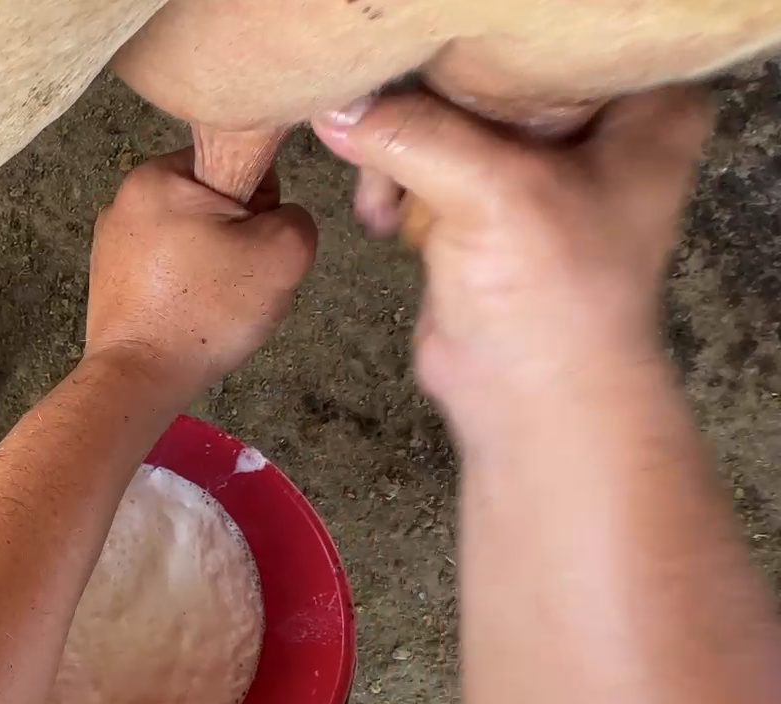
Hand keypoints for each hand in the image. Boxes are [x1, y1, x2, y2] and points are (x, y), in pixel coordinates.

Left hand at [83, 148, 316, 400]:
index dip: (261, 201)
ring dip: (209, 266)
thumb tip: (271, 220)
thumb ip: (295, 212)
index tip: (250, 242)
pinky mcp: (106, 282)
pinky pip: (164, 271)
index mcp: (156, 176)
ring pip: (189, 241)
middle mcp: (122, 202)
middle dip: (233, 237)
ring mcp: (108, 245)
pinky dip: (181, 288)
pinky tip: (184, 314)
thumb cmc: (205, 312)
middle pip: (210, 204)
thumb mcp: (284, 249)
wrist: (139, 380)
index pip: (236, 160)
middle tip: (232, 280)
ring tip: (207, 302)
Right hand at [311, 88, 714, 423]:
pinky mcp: (474, 215)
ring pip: (435, 136)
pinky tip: (386, 225)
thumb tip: (333, 108)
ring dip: (394, 170)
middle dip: (417, 129)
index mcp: (634, 102)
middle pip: (477, 92)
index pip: (538, 50)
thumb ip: (413, 142)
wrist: (521, 388)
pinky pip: (419, 178)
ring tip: (386, 212)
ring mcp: (525, 177)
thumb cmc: (548, 291)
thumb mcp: (489, 195)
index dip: (467, 62)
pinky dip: (391, 198)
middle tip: (389, 165)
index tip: (403, 76)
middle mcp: (584, 132)